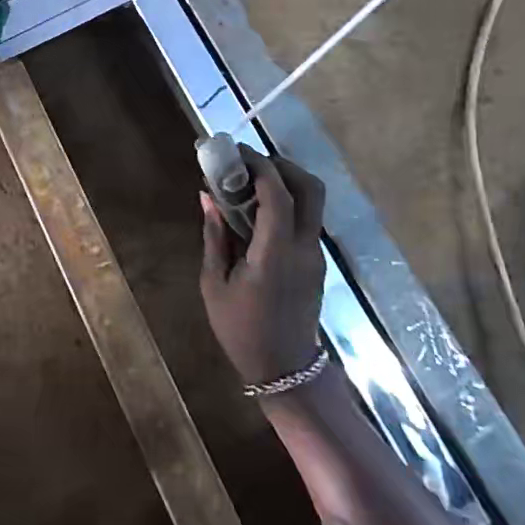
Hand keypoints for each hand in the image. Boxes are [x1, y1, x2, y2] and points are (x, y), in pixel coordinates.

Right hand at [199, 146, 327, 385]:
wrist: (286, 371)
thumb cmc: (242, 330)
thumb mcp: (215, 284)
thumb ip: (214, 236)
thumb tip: (207, 196)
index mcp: (276, 254)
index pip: (278, 195)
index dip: (259, 167)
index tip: (235, 153)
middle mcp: (304, 248)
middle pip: (310, 188)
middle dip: (282, 165)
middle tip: (249, 163)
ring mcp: (316, 254)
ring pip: (313, 201)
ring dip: (286, 181)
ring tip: (250, 182)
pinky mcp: (317, 261)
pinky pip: (307, 218)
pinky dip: (287, 202)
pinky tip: (258, 210)